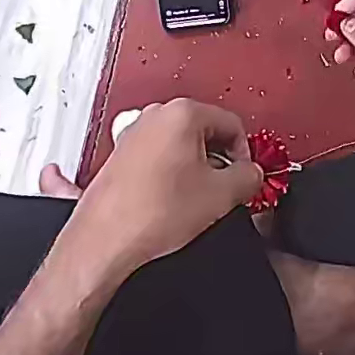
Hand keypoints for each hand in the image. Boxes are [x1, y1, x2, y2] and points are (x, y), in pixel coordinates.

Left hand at [60, 99, 261, 280]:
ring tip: (191, 200)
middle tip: (221, 189)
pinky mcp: (120, 155)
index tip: (243, 175)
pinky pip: (158, 157)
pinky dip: (169, 175)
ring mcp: (134, 134)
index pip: (232, 124)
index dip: (244, 153)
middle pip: (206, 132)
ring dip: (193, 169)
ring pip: (181, 145)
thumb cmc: (150, 214)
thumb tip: (252, 174)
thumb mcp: (222, 195)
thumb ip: (250, 176)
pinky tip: (168, 201)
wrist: (103, 242)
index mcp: (183, 113)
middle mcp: (156, 115)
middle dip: (218, 161)